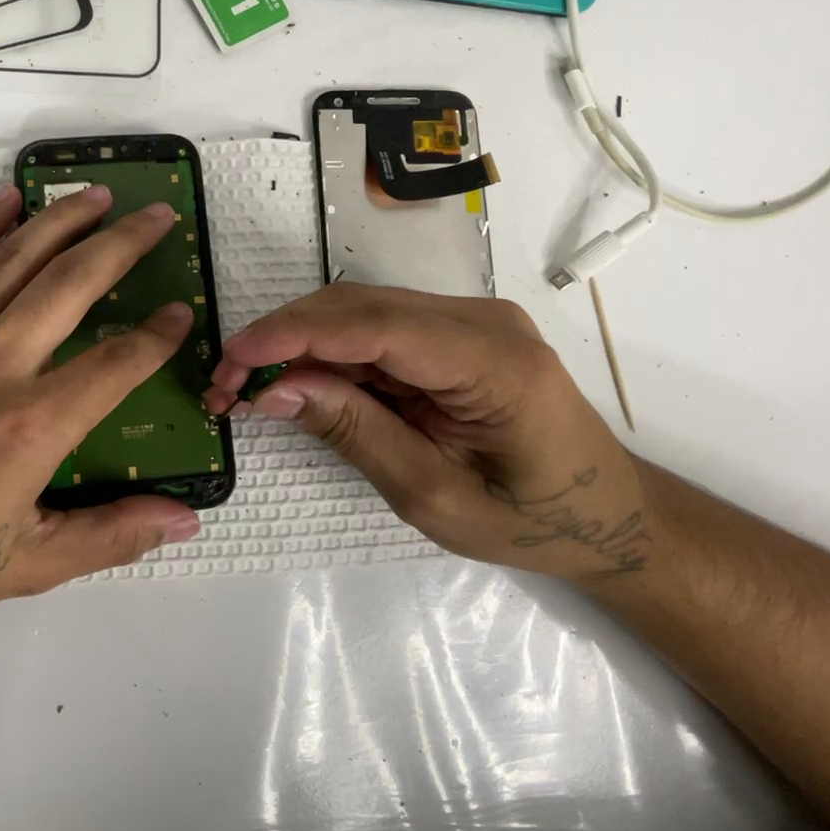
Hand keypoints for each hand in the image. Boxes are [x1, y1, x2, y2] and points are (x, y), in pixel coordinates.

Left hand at [0, 183, 201, 650]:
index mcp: (34, 425)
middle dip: (124, 243)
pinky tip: (6, 201)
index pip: (118, 363)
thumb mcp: (29, 565)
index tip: (182, 313)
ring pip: (14, 259)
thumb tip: (185, 521)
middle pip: (72, 283)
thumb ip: (111, 536)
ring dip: (61, 219)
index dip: (159, 336)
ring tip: (98, 194)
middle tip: (158, 215)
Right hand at [204, 284, 654, 581]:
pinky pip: (372, 332)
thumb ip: (355, 432)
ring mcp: (468, 321)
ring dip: (294, 346)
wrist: (606, 517)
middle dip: (280, 340)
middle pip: (357, 308)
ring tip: (243, 388)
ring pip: (357, 313)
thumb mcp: (434, 495)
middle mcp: (481, 321)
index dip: (294, 335)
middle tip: (223, 386)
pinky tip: (289, 383)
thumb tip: (274, 388)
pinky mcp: (452, 334)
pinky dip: (323, 355)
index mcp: (494, 363)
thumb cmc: (531, 522)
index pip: (375, 327)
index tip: (230, 359)